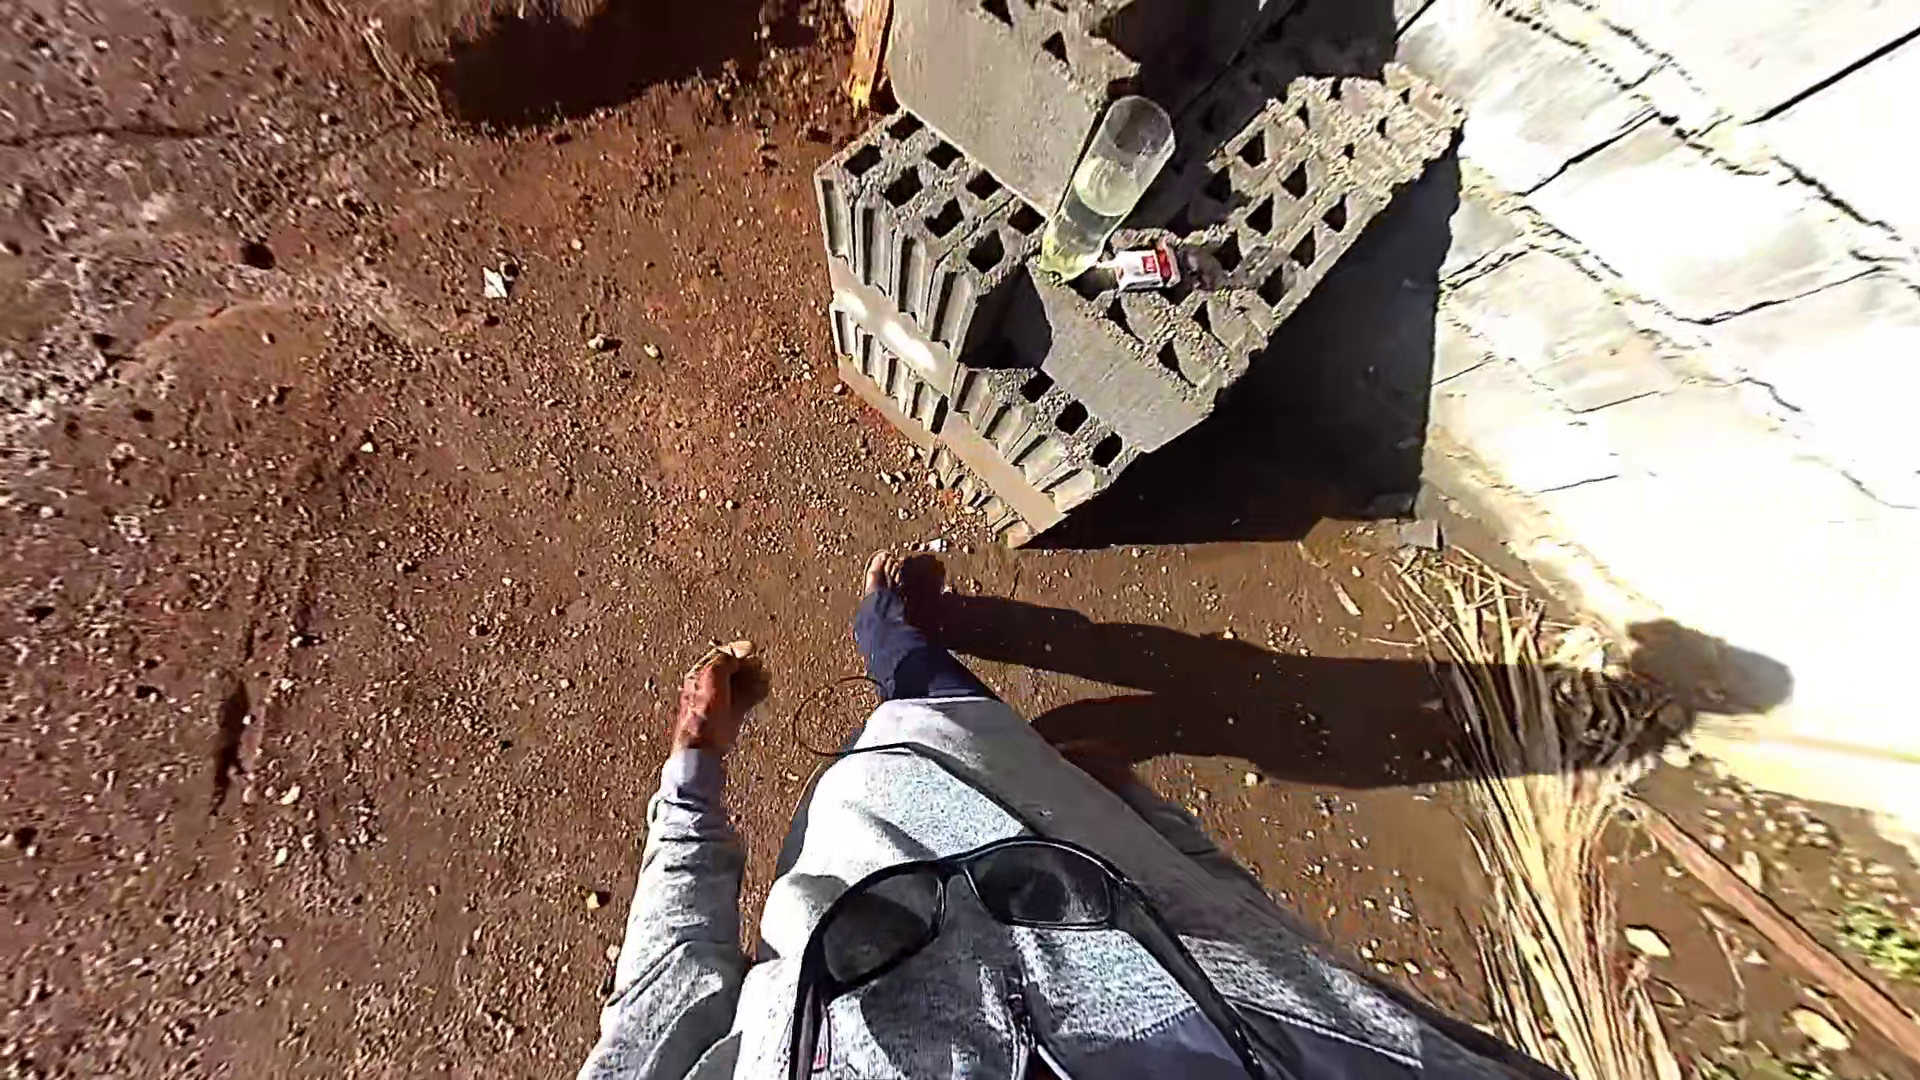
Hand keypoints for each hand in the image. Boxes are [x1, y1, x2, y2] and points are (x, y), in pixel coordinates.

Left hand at [672, 641, 758, 754]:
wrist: (705, 742)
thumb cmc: (702, 711)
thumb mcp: (712, 674)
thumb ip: (725, 659)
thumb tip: (738, 653)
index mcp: (702, 672)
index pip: (722, 654)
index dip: (736, 650)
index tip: (750, 650)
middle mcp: (712, 684)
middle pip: (736, 666)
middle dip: (749, 665)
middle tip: (757, 667)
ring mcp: (725, 697)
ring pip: (746, 680)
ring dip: (757, 678)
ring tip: (763, 679)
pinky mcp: (735, 710)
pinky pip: (751, 695)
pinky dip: (759, 692)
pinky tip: (763, 691)